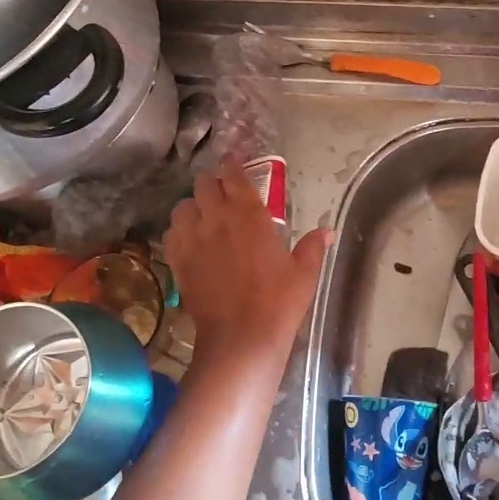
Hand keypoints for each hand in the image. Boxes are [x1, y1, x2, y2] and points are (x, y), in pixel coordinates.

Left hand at [165, 156, 330, 361]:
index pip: (235, 175)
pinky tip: (190, 239)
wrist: (242, 337)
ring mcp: (193, 238)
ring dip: (194, 205)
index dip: (234, 164)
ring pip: (184, 205)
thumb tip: (327, 232)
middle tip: (223, 191)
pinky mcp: (178, 260)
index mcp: (249, 214)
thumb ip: (313, 247)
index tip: (237, 162)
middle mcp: (217, 218)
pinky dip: (180, 229)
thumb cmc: (278, 302)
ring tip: (204, 215)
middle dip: (214, 182)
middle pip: (205, 183)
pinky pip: (171, 232)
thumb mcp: (304, 273)